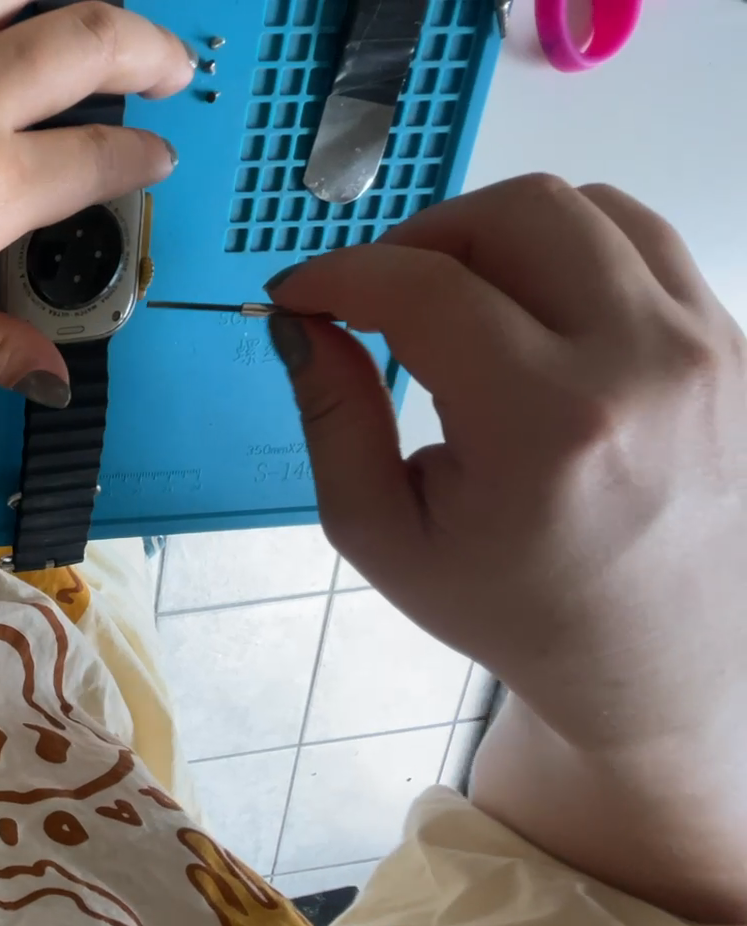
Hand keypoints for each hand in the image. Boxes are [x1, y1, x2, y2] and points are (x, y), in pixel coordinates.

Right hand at [266, 175, 746, 754]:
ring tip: (430, 298)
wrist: (652, 651)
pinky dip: (550, 250)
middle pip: (519, 211)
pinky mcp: (732, 337)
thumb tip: (298, 326)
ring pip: (588, 205)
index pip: (424, 288)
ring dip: (481, 235)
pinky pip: (636, 240)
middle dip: (410, 238)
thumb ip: (333, 417)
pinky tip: (505, 311)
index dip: (336, 274)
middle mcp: (644, 359)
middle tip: (361, 296)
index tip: (291, 296)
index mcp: (542, 422)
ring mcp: (709, 339)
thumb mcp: (375, 528)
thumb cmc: (495, 600)